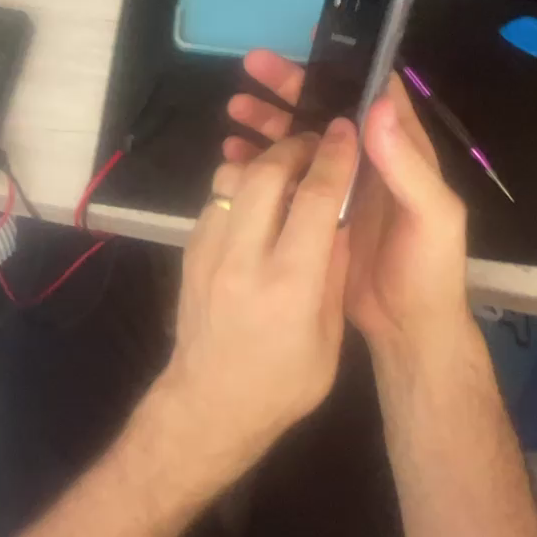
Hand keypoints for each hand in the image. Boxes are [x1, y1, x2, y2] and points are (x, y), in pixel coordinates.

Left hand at [147, 117, 360, 486]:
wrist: (209, 404)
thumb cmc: (283, 382)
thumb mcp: (329, 338)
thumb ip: (334, 272)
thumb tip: (339, 216)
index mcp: (289, 285)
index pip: (316, 201)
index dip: (335, 159)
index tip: (346, 132)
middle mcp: (243, 260)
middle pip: (266, 175)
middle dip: (294, 148)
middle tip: (314, 143)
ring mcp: (208, 254)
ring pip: (232, 180)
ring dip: (263, 164)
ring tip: (286, 168)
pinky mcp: (190, 252)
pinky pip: (216, 201)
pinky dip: (240, 188)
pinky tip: (258, 201)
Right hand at [224, 50, 472, 362]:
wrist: (406, 329)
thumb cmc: (428, 270)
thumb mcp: (431, 216)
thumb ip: (406, 164)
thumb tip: (375, 104)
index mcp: (400, 151)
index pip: (373, 91)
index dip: (344, 64)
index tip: (309, 42)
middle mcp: (369, 159)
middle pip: (327, 108)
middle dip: (291, 85)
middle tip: (252, 67)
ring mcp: (340, 185)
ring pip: (301, 138)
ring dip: (269, 120)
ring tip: (233, 109)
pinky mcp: (316, 210)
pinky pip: (285, 176)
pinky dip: (260, 162)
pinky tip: (233, 156)